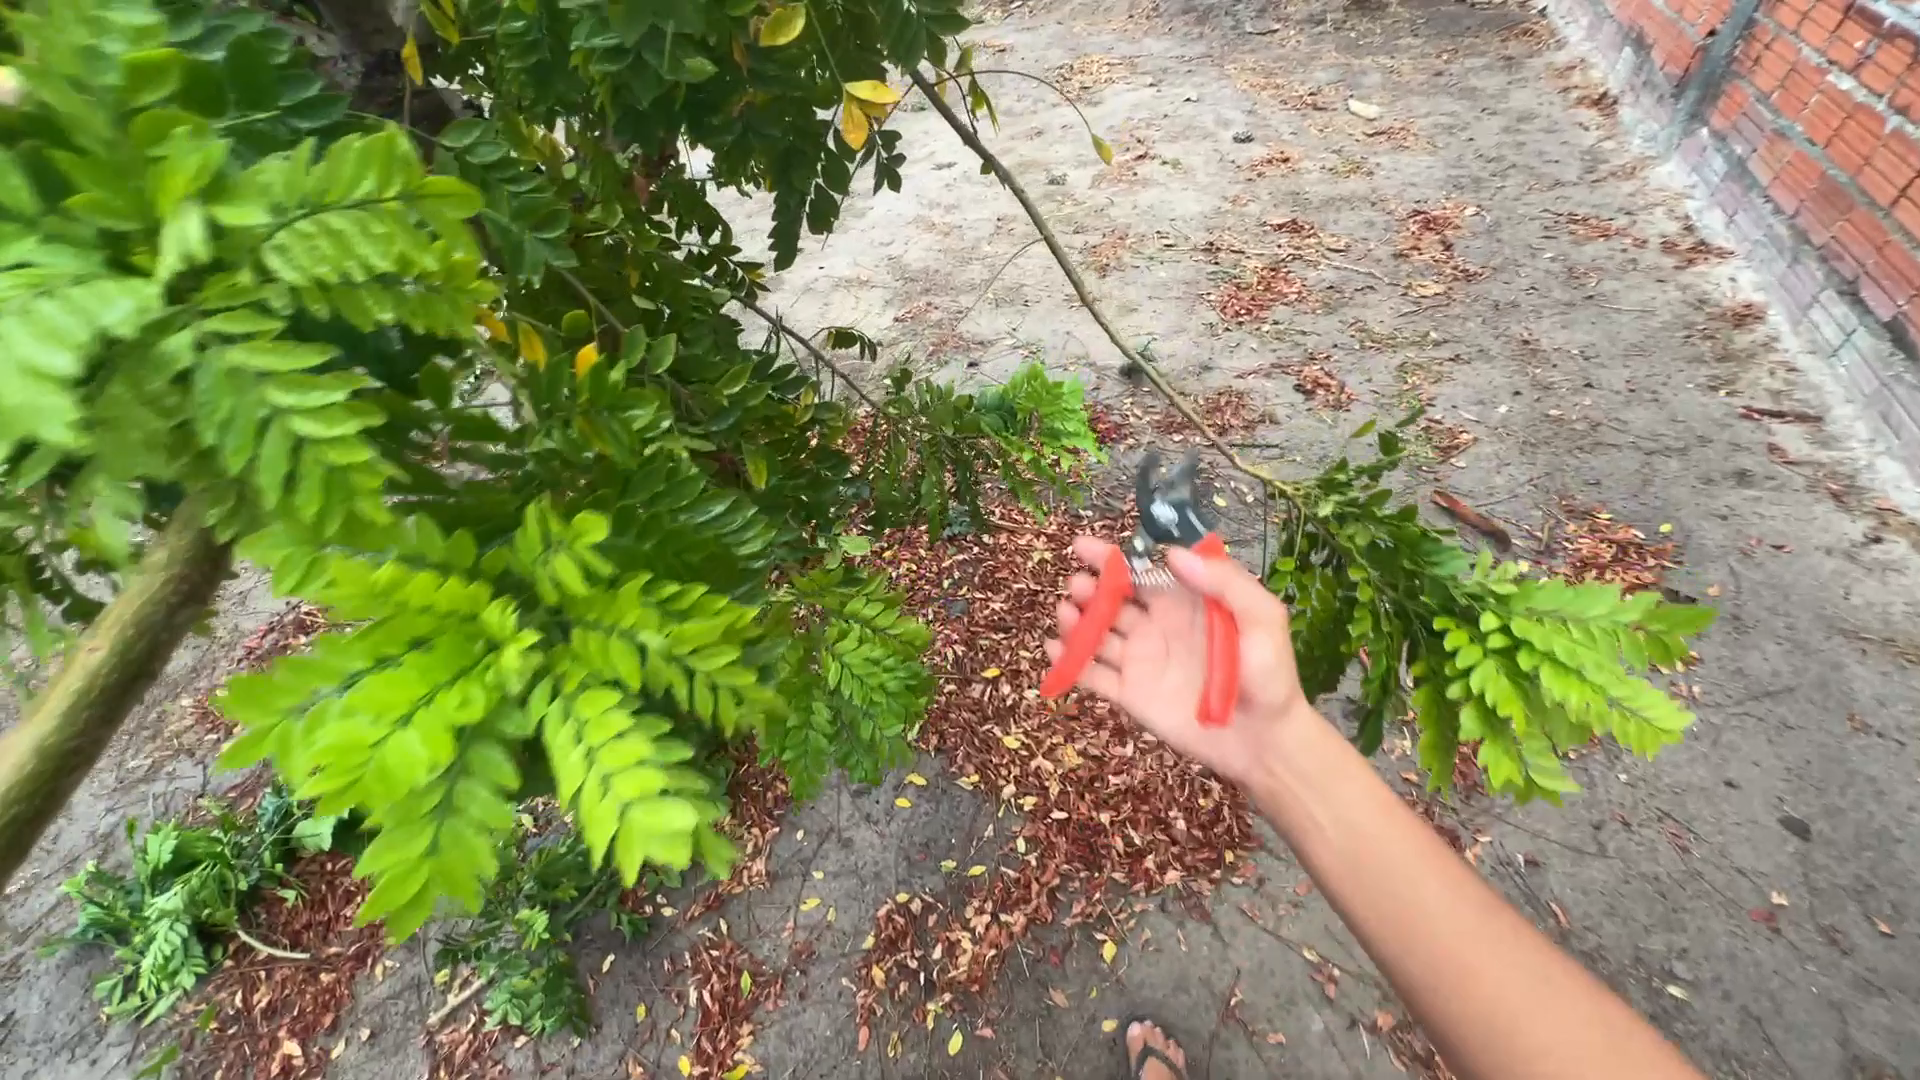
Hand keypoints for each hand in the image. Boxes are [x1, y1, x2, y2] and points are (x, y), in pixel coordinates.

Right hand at [1044, 536, 1318, 786]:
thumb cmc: (1270, 676)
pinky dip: (1070, 662)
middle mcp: (1156, 627)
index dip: (1110, 558)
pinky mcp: (1131, 694)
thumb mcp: (1263, 619)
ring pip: (1096, 634)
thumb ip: (1225, 583)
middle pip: (1110, 600)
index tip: (1083, 547)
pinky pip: (1093, 675)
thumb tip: (1173, 554)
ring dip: (1075, 621)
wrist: (1264, 741)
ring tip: (1066, 614)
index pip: (1140, 571)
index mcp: (1183, 603)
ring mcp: (1141, 660)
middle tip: (1077, 586)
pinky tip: (1054, 649)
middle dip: (1088, 588)